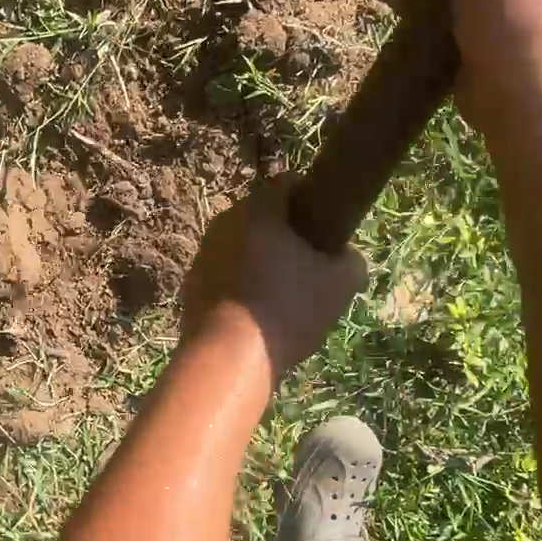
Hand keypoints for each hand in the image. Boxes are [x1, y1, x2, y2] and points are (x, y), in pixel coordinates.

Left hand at [179, 178, 366, 377]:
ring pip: (241, 246)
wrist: (229, 357)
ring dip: (260, 261)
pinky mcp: (191, 283)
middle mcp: (224, 222)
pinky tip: (255, 314)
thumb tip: (344, 256)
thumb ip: (350, 259)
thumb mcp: (340, 284)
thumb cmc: (288, 310)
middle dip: (285, 235)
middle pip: (262, 217)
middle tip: (308, 266)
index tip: (326, 227)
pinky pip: (224, 273)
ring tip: (282, 296)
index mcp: (257, 209)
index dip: (312, 199)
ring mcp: (203, 253)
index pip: (288, 183)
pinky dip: (240, 285)